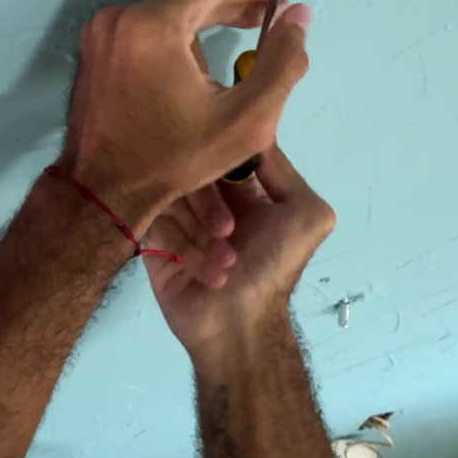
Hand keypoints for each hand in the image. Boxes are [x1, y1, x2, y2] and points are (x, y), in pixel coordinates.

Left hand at [60, 0, 310, 234]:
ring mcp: (101, 32)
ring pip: (167, 11)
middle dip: (232, 4)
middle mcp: (120, 17)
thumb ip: (281, 62)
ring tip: (240, 41)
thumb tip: (298, 16)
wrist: (104, 190)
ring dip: (203, 23)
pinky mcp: (94, 48)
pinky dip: (175, 36)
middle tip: (269, 19)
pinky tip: (198, 64)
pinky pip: (145, 28)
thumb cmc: (174, 159)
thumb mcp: (245, 120)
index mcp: (152, 26)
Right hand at [142, 145, 336, 366]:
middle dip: (212, 205)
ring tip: (224, 263)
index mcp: (240, 187)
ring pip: (173, 195)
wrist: (238, 326)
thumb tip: (253, 131)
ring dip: (201, 234)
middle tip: (229, 233)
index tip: (222, 162)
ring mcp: (177, 216)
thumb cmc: (274, 268)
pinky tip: (198, 271)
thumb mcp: (306, 213)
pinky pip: (155, 221)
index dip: (222, 153)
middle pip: (193, 170)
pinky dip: (182, 247)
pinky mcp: (151, 237)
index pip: (222, 149)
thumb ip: (283, 168)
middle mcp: (206, 196)